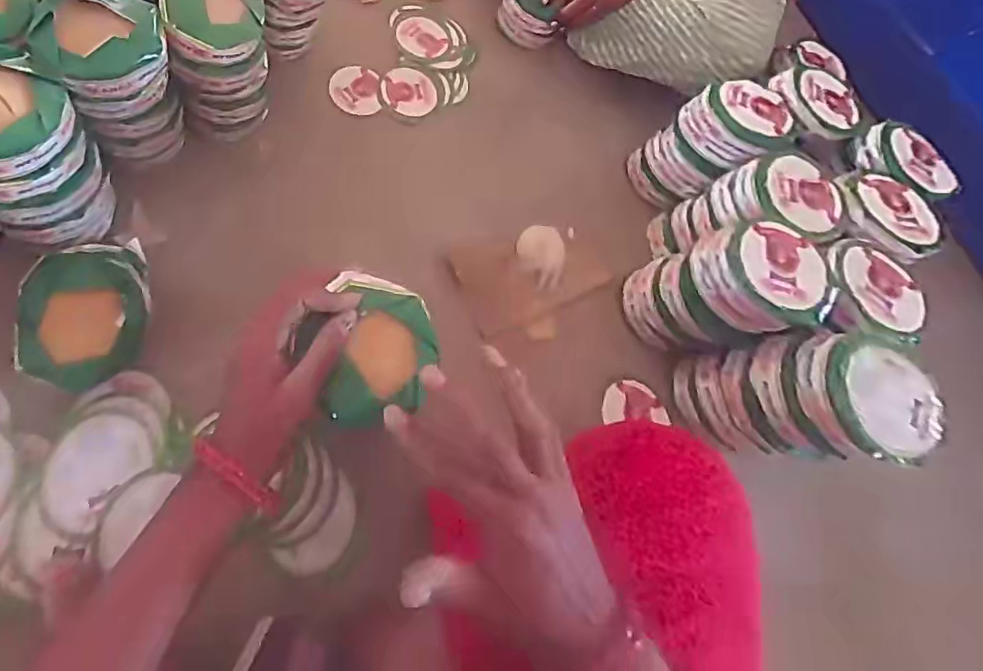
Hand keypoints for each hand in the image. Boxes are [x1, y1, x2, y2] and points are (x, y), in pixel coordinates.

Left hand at [210, 269, 357, 476]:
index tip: (359, 300)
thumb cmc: (267, 430)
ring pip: (286, 302)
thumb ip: (323, 353)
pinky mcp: (257, 350)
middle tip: (356, 280)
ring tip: (347, 294)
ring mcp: (253, 338)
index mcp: (262, 336)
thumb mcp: (300, 394)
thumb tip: (348, 317)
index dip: (330, 293)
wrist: (232, 461)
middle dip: (323, 282)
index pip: (298, 296)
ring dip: (315, 293)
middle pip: (290, 290)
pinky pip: (284, 317)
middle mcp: (254, 329)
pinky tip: (327, 318)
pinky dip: (307, 310)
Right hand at [385, 348, 620, 669]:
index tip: (392, 415)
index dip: (418, 445)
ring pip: (530, 425)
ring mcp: (553, 482)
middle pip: (487, 440)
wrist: (590, 629)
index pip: (452, 474)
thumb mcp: (484, 601)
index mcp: (505, 522)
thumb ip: (444, 582)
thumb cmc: (529, 614)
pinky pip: (550, 436)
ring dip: (508, 387)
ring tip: (488, 352)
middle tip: (428, 372)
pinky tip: (519, 382)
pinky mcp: (566, 480)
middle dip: (454, 405)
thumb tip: (402, 585)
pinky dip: (533, 406)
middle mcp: (530, 493)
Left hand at [551, 0, 654, 28]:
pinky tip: (580, 26)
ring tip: (562, 29)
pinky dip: (586, 22)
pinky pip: (596, 17)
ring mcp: (605, 0)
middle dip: (560, 16)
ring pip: (583, 17)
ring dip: (571, 24)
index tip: (543, 2)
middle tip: (550, 22)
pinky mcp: (614, 6)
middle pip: (572, 8)